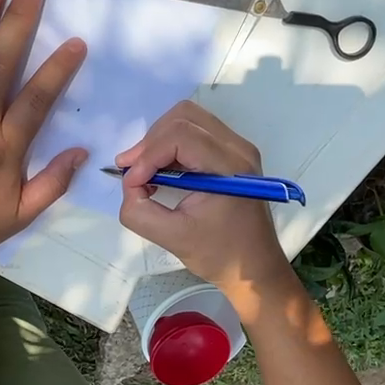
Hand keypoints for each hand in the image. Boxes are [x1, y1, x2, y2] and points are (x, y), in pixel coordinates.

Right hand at [116, 101, 293, 303]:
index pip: (181, 136)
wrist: (255, 267)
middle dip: (151, 142)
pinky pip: (196, 133)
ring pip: (188, 120)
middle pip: (184, 117)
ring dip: (159, 141)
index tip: (132, 182)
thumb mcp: (173, 238)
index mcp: (230, 167)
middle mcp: (238, 148)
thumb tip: (129, 185)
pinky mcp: (232, 154)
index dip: (148, 154)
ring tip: (145, 172)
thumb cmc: (220, 255)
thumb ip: (140, 212)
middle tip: (133, 172)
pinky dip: (171, 147)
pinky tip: (161, 172)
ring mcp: (238, 148)